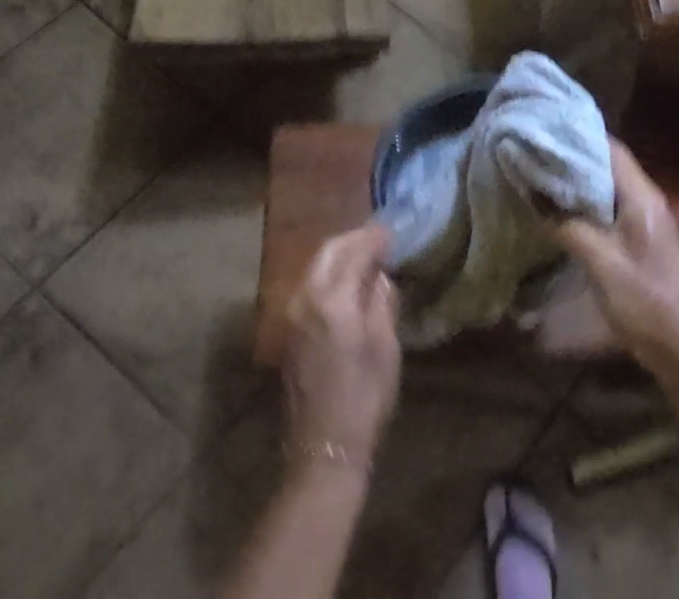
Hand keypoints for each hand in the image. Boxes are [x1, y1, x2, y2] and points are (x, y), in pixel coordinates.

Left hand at [283, 223, 401, 471]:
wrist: (323, 446)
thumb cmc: (364, 398)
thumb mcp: (385, 348)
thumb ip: (381, 303)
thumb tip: (379, 276)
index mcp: (332, 301)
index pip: (351, 253)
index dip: (372, 239)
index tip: (390, 232)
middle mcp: (304, 301)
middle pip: (326, 254)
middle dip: (352, 241)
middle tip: (378, 238)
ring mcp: (291, 317)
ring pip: (314, 269)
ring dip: (339, 257)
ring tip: (366, 257)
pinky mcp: (289, 333)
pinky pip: (309, 288)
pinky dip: (329, 275)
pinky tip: (348, 284)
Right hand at [553, 142, 678, 376]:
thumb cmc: (647, 301)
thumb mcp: (602, 263)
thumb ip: (569, 225)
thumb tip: (533, 192)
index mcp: (642, 198)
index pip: (610, 148)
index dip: (576, 136)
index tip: (540, 130)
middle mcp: (645, 201)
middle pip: (606, 165)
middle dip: (570, 157)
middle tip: (528, 152)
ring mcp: (644, 222)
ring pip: (605, 189)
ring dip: (574, 182)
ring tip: (534, 176)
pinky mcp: (638, 242)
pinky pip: (607, 211)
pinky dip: (582, 205)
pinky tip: (555, 212)